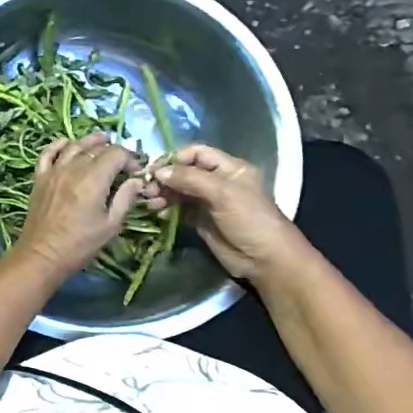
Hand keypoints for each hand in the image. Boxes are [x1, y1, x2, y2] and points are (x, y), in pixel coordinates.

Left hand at [9, 132, 143, 278]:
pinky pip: (47, 153)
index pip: (116, 154)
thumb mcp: (111, 224)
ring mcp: (53, 171)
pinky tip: (67, 142)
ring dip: (89, 140)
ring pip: (73, 146)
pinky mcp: (39, 178)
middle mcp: (72, 168)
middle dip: (113, 150)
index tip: (136, 171)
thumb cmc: (80, 244)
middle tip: (123, 161)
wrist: (43, 254)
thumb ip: (126, 198)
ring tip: (102, 139)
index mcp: (93, 179)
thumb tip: (137, 180)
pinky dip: (58, 145)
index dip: (130, 158)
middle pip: (96, 148)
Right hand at [145, 143, 310, 283]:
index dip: (175, 158)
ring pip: (178, 190)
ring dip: (162, 194)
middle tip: (148, 189)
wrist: (264, 259)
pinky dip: (165, 208)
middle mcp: (217, 181)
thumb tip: (159, 172)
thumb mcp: (223, 193)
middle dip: (165, 178)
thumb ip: (190, 179)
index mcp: (229, 168)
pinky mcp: (199, 219)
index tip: (155, 170)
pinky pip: (177, 209)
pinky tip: (157, 213)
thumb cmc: (249, 220)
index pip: (197, 153)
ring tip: (151, 202)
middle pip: (184, 171)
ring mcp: (207, 201)